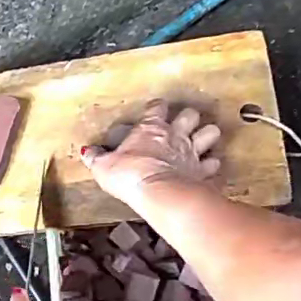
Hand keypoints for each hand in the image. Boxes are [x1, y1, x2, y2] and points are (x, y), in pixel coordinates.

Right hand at [79, 99, 221, 204]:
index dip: (156, 107)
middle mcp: (175, 135)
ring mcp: (192, 152)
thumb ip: (96, 157)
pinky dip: (211, 164)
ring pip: (211, 133)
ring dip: (207, 135)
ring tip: (200, 141)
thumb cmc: (131, 175)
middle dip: (188, 118)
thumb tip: (87, 151)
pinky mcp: (202, 171)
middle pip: (191, 114)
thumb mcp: (104, 167)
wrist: (159, 193)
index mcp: (150, 129)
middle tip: (182, 125)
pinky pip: (214, 163)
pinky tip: (205, 168)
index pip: (157, 107)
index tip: (154, 110)